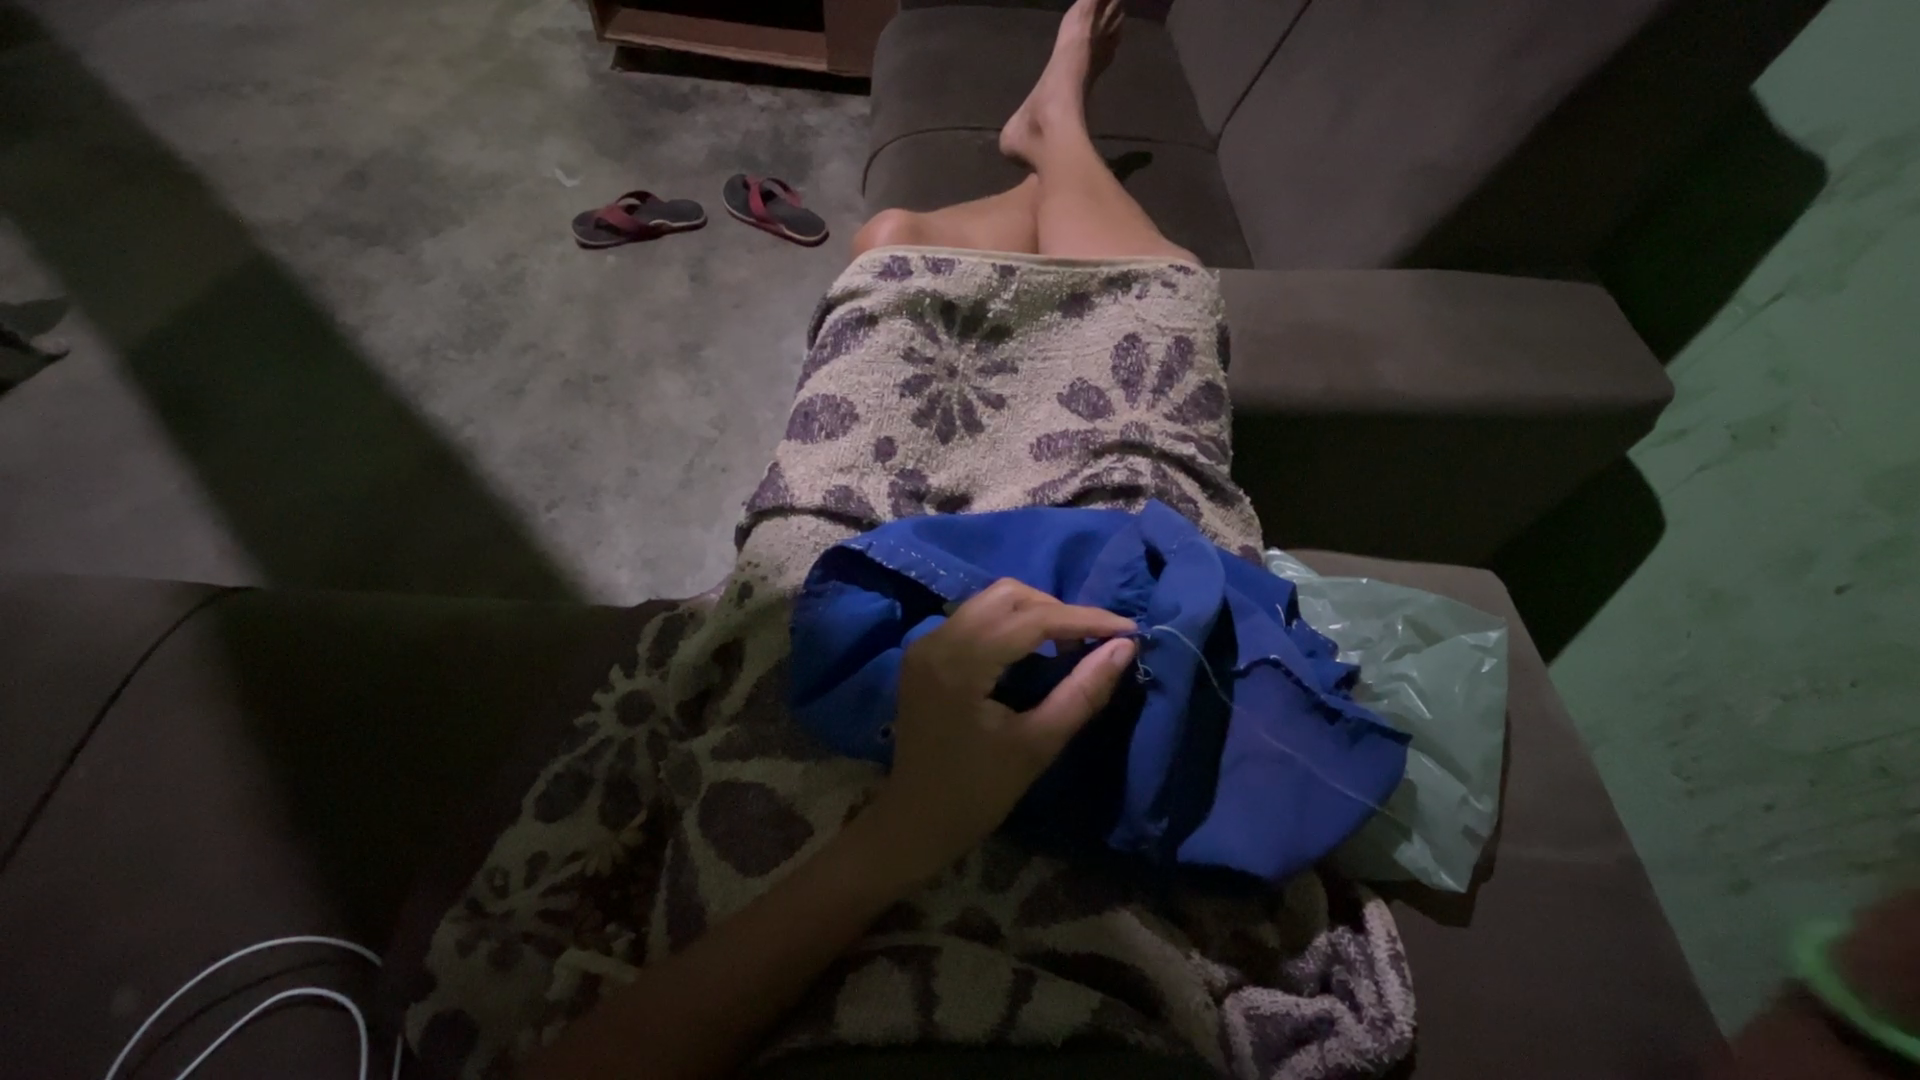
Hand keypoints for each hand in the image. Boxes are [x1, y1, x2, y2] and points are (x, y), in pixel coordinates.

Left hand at [858, 579, 1138, 882]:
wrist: (915, 821)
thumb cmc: (978, 793)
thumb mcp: (1037, 744)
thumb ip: (1082, 692)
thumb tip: (1123, 648)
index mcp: (960, 663)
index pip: (1032, 619)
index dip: (1085, 619)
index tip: (1128, 629)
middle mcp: (936, 640)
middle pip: (1008, 595)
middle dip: (1057, 610)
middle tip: (1094, 641)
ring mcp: (925, 644)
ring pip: (990, 601)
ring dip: (1034, 612)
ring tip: (1069, 644)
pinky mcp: (924, 653)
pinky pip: (973, 618)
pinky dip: (1009, 624)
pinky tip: (1033, 651)